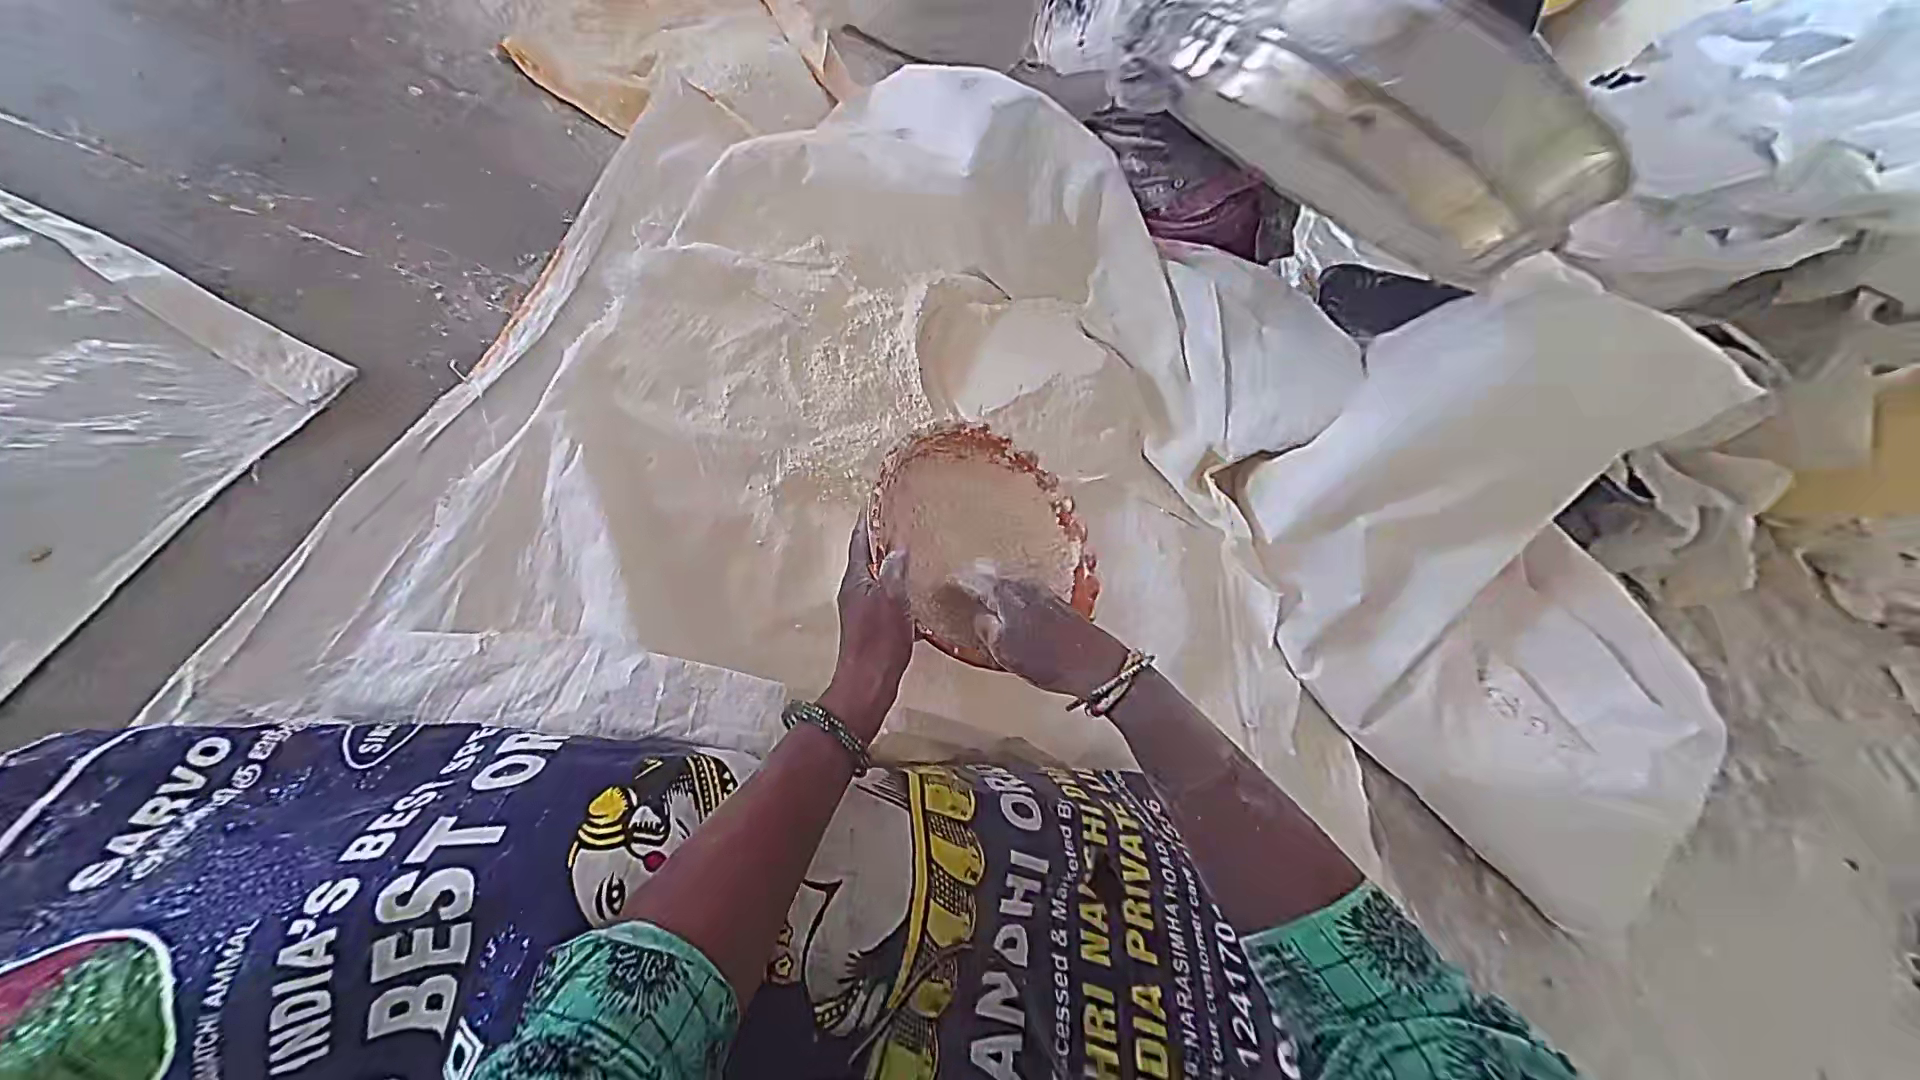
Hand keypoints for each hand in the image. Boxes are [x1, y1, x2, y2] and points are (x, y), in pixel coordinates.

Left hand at [821, 515, 913, 740]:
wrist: (868, 684)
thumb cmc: (878, 641)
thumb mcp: (890, 601)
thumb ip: (893, 572)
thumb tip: (898, 548)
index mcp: (855, 580)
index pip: (860, 540)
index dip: (868, 520)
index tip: (879, 499)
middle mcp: (855, 590)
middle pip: (868, 557)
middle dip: (883, 539)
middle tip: (905, 521)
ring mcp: (863, 609)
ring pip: (879, 578)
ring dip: (893, 564)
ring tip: (917, 550)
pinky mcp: (874, 626)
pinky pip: (889, 598)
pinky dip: (902, 589)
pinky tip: (921, 591)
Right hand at [952, 568, 1129, 699]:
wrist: (1095, 664)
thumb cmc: (1048, 660)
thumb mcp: (1006, 652)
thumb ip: (987, 630)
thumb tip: (981, 616)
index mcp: (1007, 596)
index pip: (977, 581)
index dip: (961, 581)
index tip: (949, 582)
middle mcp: (1025, 588)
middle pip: (995, 573)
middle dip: (978, 573)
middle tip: (964, 576)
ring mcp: (1043, 592)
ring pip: (1012, 578)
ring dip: (996, 577)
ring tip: (984, 582)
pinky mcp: (1056, 602)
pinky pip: (1026, 586)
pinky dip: (1013, 586)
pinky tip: (1013, 595)